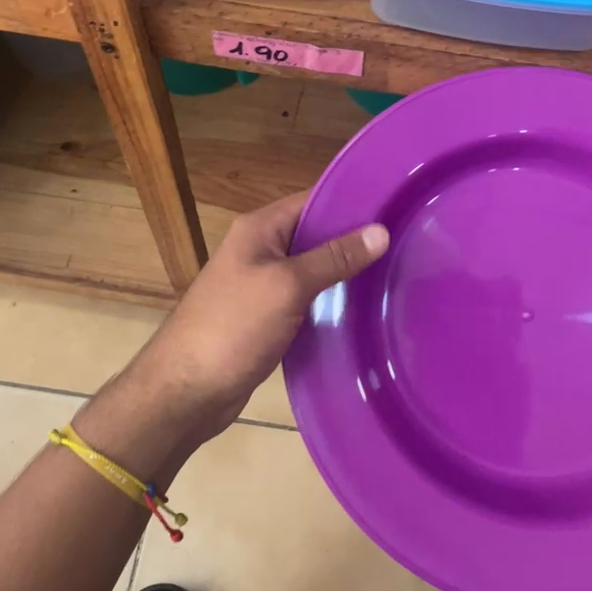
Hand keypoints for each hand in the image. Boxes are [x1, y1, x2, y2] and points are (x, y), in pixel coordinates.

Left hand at [107, 192, 388, 444]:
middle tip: (404, 243)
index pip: (313, 199)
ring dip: (345, 272)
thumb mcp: (287, 285)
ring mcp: (263, 284)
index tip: (395, 206)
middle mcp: (260, 248)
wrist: (188, 390)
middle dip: (354, 238)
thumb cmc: (234, 326)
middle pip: (315, 233)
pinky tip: (363, 308)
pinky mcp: (268, 316)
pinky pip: (307, 298)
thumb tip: (380, 230)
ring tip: (394, 273)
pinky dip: (331, 300)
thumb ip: (333, 257)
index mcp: (259, 227)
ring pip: (313, 268)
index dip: (351, 201)